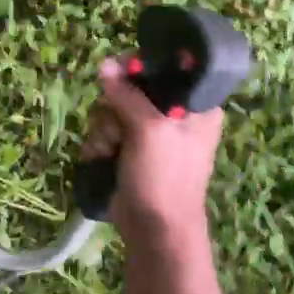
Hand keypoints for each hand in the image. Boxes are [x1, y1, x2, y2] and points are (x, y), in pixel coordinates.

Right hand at [80, 55, 223, 236]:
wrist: (155, 228)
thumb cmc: (163, 178)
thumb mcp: (149, 130)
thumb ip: (128, 95)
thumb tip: (104, 65)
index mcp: (195, 105)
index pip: (167, 68)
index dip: (139, 68)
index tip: (118, 76)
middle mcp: (172, 115)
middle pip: (129, 89)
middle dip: (114, 108)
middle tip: (118, 131)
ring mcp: (148, 134)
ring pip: (110, 111)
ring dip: (102, 130)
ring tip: (109, 151)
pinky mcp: (128, 151)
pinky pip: (103, 132)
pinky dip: (98, 144)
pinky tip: (101, 159)